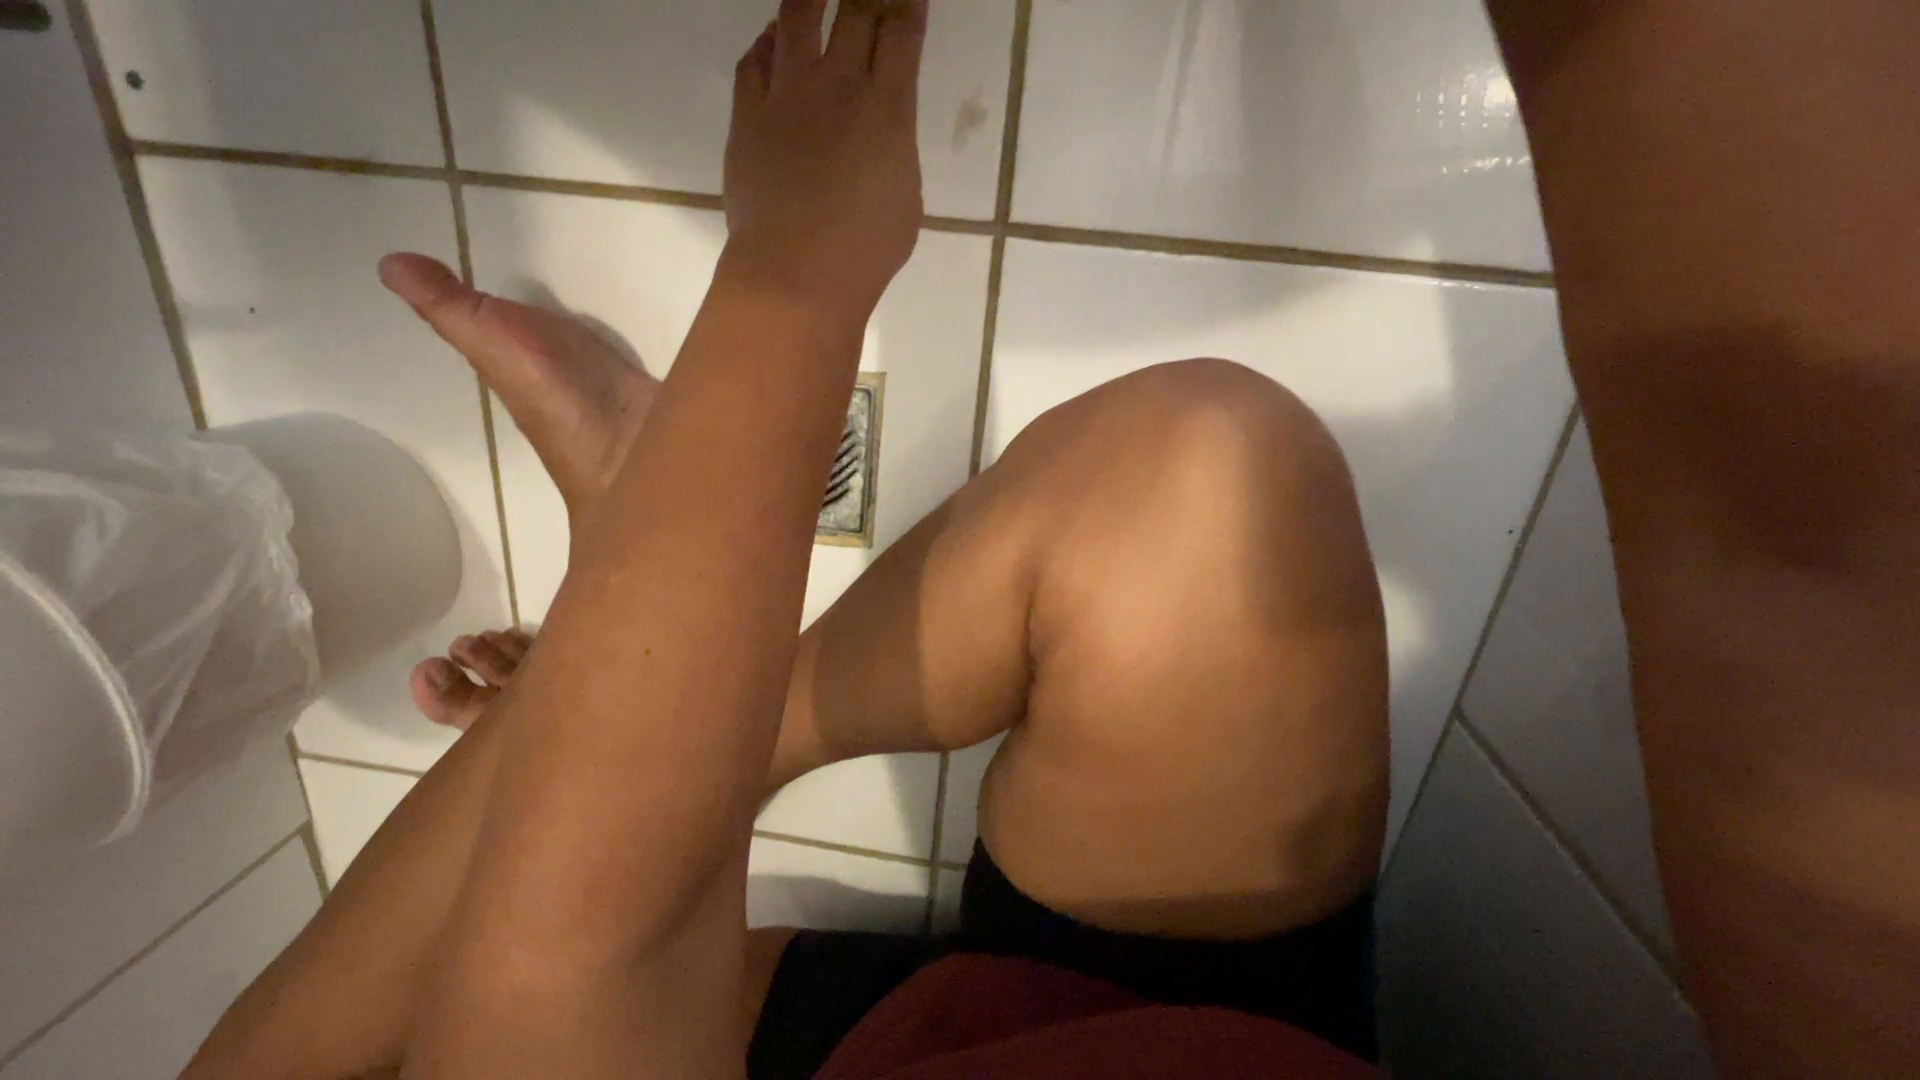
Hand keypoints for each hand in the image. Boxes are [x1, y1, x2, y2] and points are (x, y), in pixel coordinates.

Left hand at [722, 0, 927, 315]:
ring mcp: (788, 95)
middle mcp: (839, 86)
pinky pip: (754, 59)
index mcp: (889, 110)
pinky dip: (767, 41)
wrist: (797, 272)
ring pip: (797, 17)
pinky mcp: (747, 114)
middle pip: (856, 14)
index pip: (902, 35)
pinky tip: (774, 37)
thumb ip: (895, 153)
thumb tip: (881, 137)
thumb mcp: (905, 198)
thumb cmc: (866, 250)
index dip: (908, 7)